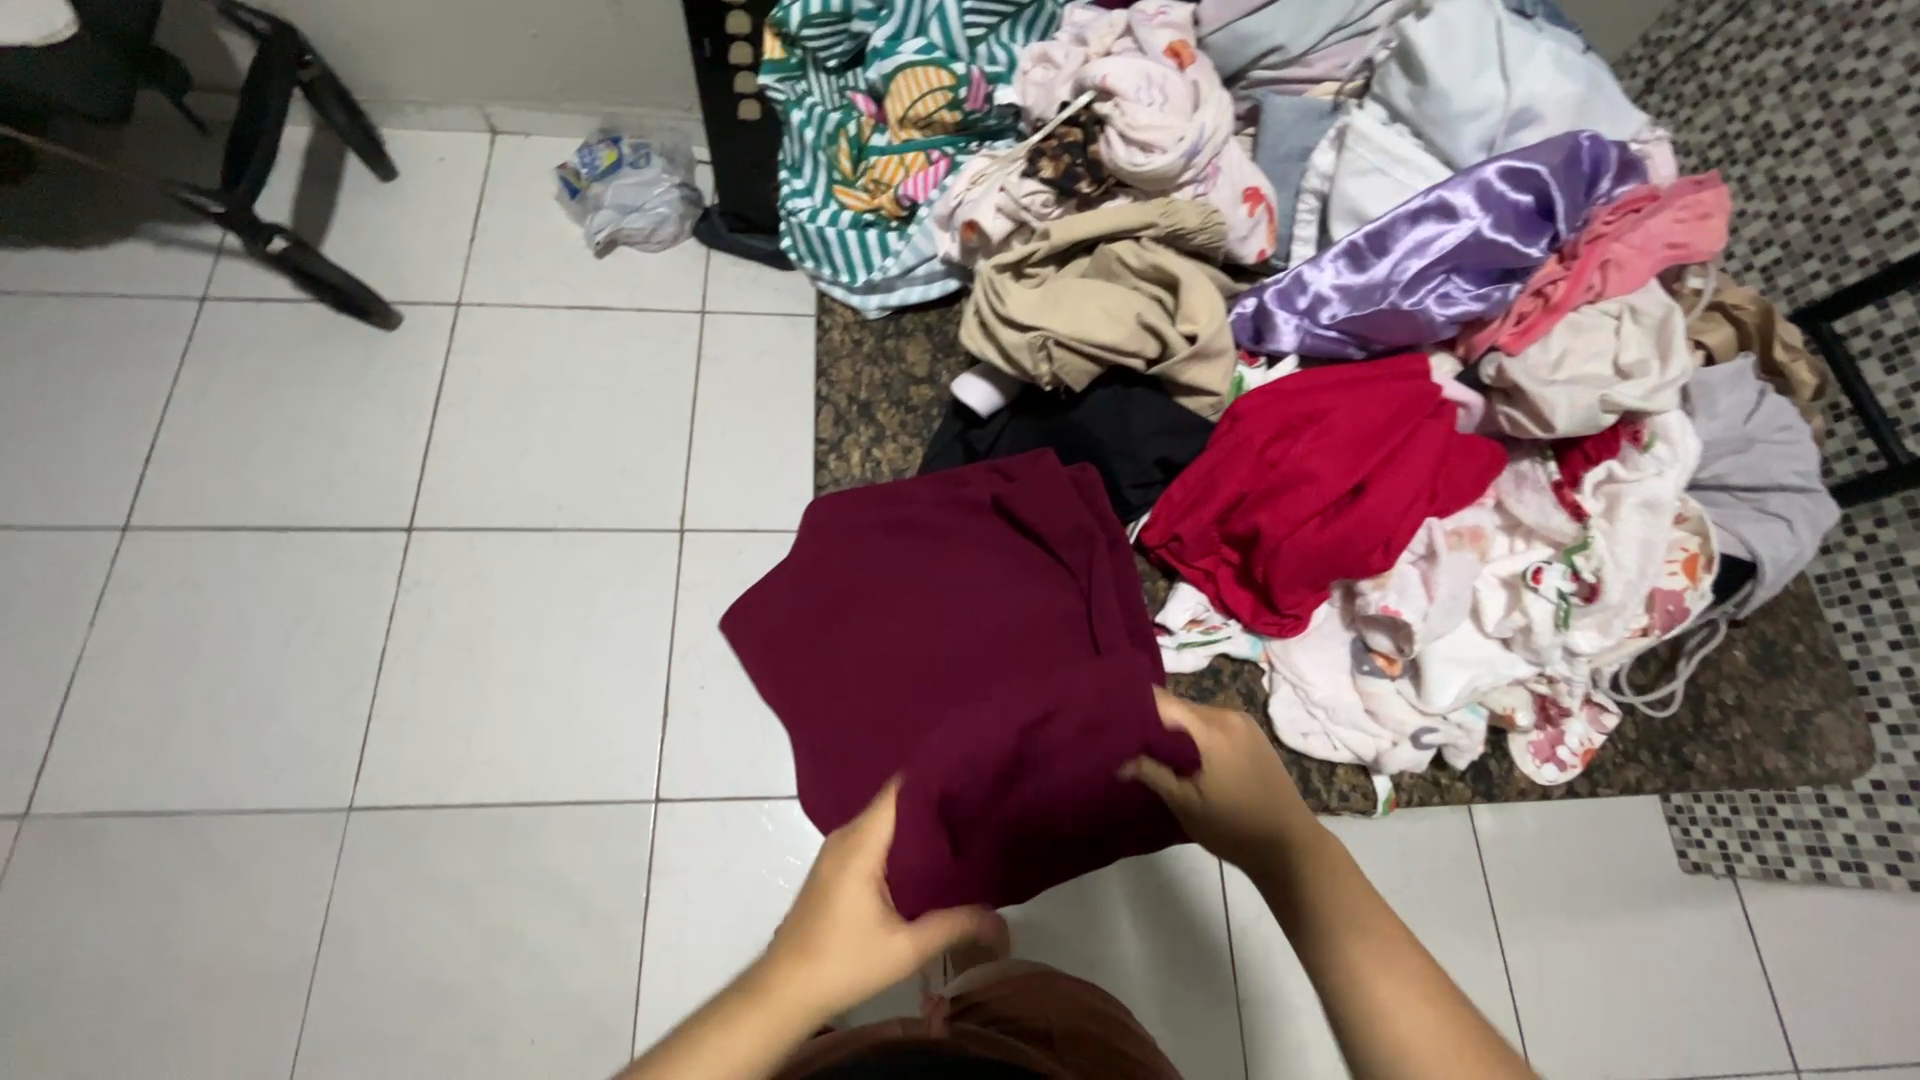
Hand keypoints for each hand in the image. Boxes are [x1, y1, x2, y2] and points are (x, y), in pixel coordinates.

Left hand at [753, 779, 1007, 1023]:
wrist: (783, 991)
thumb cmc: (842, 963)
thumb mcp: (906, 949)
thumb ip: (955, 926)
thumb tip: (1003, 924)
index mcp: (861, 842)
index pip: (900, 789)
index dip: (934, 779)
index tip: (971, 778)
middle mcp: (847, 835)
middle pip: (895, 803)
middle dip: (934, 803)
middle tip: (978, 804)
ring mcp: (837, 851)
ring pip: (884, 822)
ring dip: (918, 826)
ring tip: (961, 827)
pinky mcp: (835, 867)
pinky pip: (873, 839)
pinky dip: (901, 842)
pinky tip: (929, 859)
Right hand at [1124, 687, 1318, 872]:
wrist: (1290, 846)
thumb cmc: (1234, 828)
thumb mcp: (1185, 804)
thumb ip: (1152, 774)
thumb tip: (1119, 761)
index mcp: (1211, 729)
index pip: (1163, 701)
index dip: (1137, 707)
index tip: (1115, 721)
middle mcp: (1228, 716)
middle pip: (1180, 706)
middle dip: (1155, 721)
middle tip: (1130, 741)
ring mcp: (1244, 723)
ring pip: (1196, 714)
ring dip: (1176, 728)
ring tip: (1155, 750)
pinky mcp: (1253, 734)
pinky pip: (1214, 723)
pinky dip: (1196, 733)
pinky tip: (1186, 755)